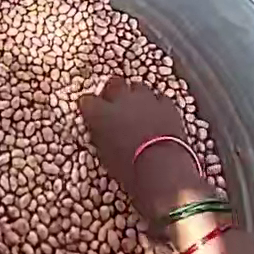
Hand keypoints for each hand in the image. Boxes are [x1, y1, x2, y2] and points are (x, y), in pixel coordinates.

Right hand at [79, 77, 212, 223]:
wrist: (163, 169)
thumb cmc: (129, 170)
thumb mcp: (105, 156)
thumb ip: (101, 137)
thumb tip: (102, 132)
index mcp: (99, 112)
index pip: (86, 101)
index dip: (89, 108)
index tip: (91, 115)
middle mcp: (120, 99)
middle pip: (113, 83)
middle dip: (113, 92)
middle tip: (114, 105)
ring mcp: (145, 99)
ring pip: (137, 87)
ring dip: (136, 96)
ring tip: (138, 110)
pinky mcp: (167, 105)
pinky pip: (159, 99)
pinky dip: (157, 105)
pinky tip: (158, 116)